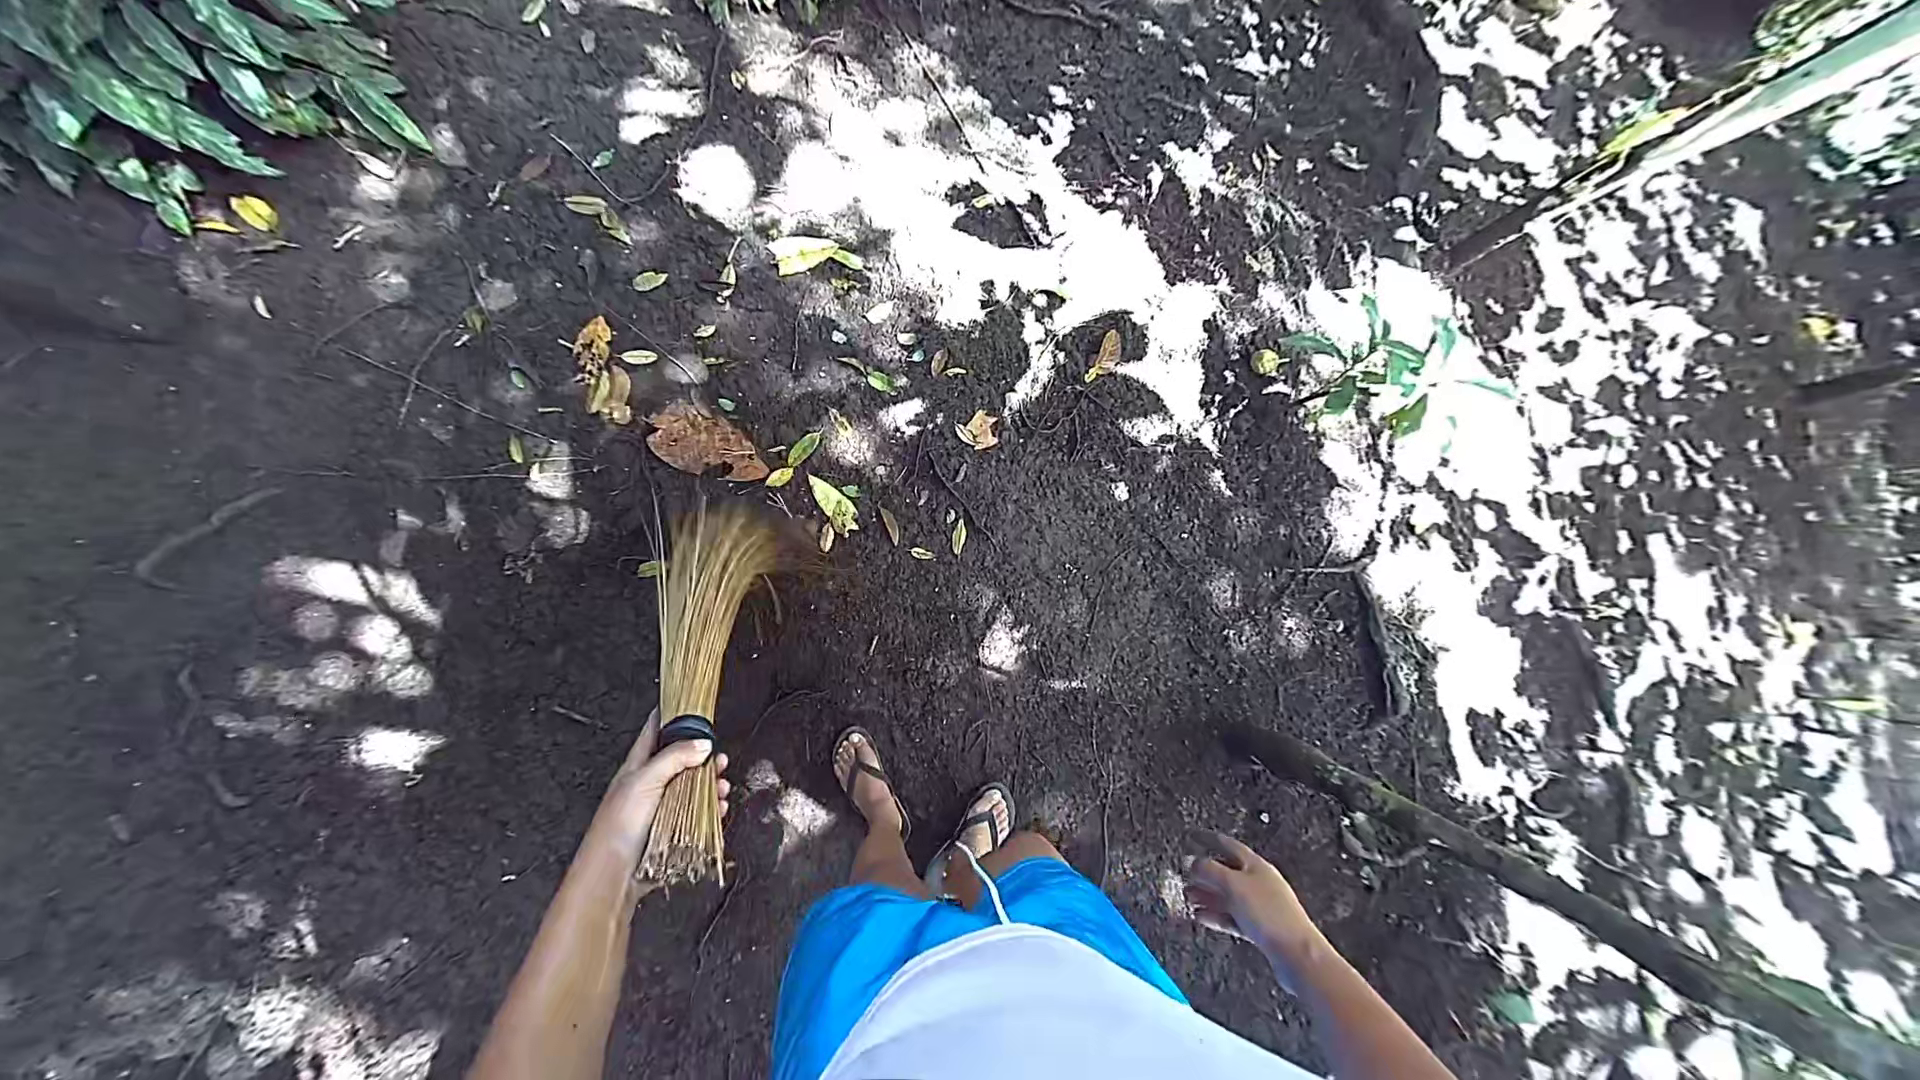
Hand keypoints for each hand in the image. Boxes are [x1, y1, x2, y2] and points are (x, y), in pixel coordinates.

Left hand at [590, 708, 730, 865]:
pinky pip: (699, 812)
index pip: (655, 731)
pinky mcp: (673, 828)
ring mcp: (662, 806)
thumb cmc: (618, 826)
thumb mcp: (645, 780)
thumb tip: (703, 743)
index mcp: (638, 766)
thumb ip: (674, 757)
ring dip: (711, 784)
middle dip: (703, 757)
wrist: (613, 876)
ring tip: (721, 785)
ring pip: (693, 786)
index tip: (690, 706)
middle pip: (682, 760)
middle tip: (719, 757)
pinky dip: (713, 808)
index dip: (671, 716)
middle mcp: (650, 783)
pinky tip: (719, 807)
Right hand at [1185, 830, 1323, 985]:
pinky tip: (1202, 917)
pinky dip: (1216, 915)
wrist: (1296, 955)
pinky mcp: (1259, 929)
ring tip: (1187, 897)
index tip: (1193, 836)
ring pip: (1227, 896)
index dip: (1208, 839)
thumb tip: (1191, 861)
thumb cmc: (1270, 915)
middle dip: (1203, 873)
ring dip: (1206, 896)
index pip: (1227, 845)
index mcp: (1256, 866)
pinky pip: (1232, 917)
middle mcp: (1259, 883)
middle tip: (1184, 874)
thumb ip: (1209, 870)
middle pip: (1226, 872)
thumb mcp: (1233, 884)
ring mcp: (1260, 907)